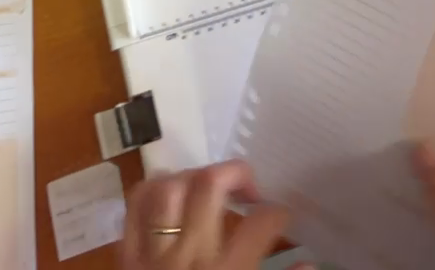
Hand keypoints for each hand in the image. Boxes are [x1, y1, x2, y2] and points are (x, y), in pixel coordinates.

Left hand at [120, 160, 292, 269]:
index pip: (259, 226)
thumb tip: (308, 265)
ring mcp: (152, 255)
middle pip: (208, 186)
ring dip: (193, 176)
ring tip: (211, 188)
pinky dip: (154, 189)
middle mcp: (188, 258)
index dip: (278, 213)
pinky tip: (173, 195)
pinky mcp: (126, 260)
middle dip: (236, 174)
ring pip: (168, 187)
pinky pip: (135, 207)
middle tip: (251, 191)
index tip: (284, 217)